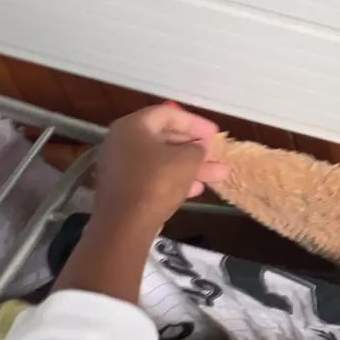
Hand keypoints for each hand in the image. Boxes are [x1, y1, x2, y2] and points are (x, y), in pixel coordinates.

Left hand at [91, 103, 229, 234]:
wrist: (124, 225)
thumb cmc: (156, 182)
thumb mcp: (187, 160)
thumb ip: (198, 148)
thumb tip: (201, 147)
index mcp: (133, 127)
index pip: (168, 113)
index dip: (195, 122)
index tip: (215, 133)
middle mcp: (122, 142)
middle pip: (165, 137)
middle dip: (195, 147)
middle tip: (216, 152)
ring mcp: (120, 166)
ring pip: (162, 159)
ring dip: (191, 165)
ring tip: (218, 174)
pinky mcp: (123, 188)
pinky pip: (153, 176)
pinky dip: (175, 178)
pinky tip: (197, 189)